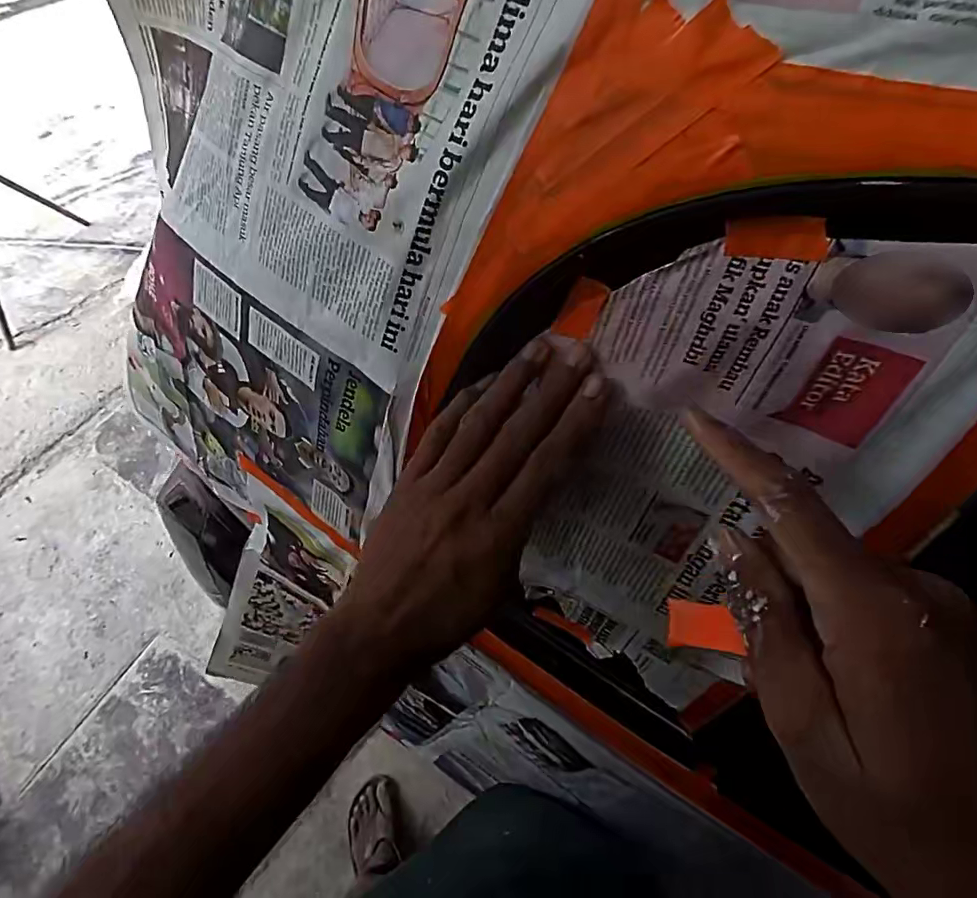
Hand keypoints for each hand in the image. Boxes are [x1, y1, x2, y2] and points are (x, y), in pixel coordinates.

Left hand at [329, 337, 609, 675]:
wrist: (379, 625)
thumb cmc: (447, 619)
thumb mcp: (501, 591)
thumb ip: (520, 541)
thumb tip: (535, 502)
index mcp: (499, 534)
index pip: (544, 467)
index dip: (574, 425)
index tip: (597, 390)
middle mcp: (468, 499)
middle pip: (515, 436)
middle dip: (550, 391)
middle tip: (576, 353)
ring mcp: (433, 485)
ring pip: (476, 426)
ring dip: (507, 384)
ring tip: (535, 352)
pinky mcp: (407, 480)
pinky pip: (436, 435)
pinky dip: (460, 407)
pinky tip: (481, 384)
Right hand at [683, 408, 976, 897]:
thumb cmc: (903, 817)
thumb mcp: (805, 727)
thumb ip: (766, 624)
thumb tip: (735, 539)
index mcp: (874, 611)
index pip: (792, 508)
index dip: (738, 457)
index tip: (697, 416)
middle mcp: (919, 589)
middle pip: (812, 546)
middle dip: (766, 573)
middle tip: (750, 645)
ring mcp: (951, 609)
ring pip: (840, 577)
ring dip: (801, 607)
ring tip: (804, 690)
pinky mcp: (964, 633)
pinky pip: (873, 600)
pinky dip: (835, 621)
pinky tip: (844, 692)